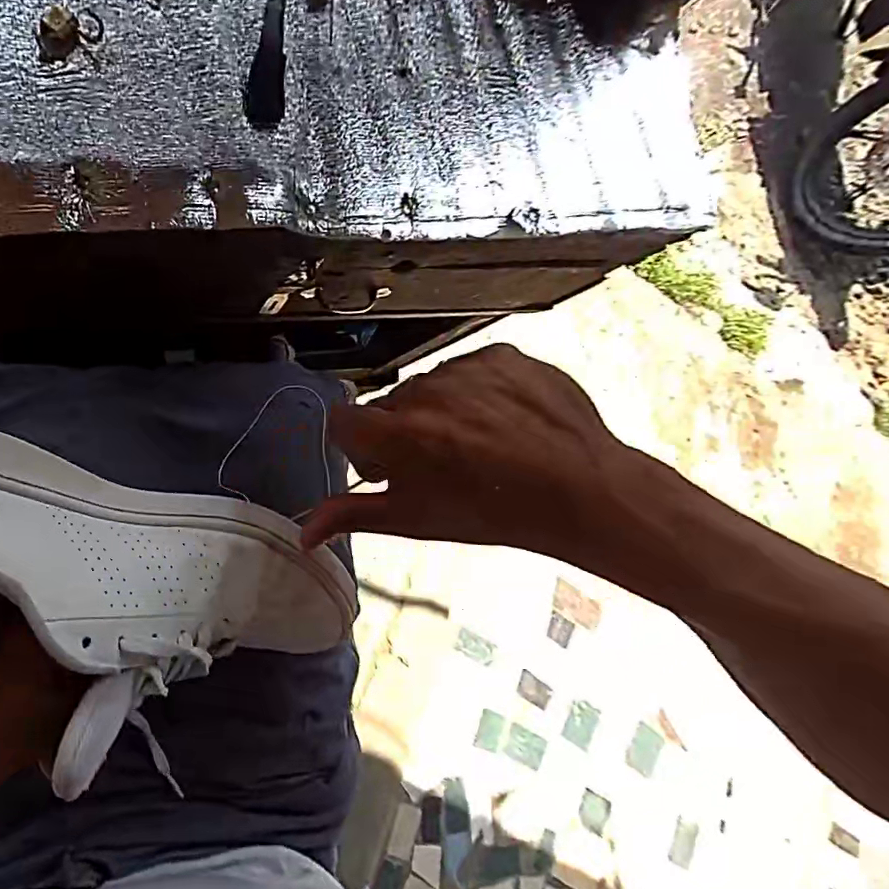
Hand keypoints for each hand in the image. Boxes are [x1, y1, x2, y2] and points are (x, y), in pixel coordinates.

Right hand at [300, 344, 641, 559]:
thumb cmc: (494, 512)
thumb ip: (351, 516)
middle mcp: (424, 394)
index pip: (343, 420)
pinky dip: (477, 391)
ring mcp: (465, 370)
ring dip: (441, 410)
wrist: (584, 491)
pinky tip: (500, 420)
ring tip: (478, 443)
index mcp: (396, 434)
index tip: (385, 462)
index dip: (361, 445)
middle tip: (438, 462)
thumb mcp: (413, 519)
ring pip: (429, 387)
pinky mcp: (500, 356)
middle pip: (388, 406)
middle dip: (402, 430)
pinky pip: (468, 369)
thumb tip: (305, 533)